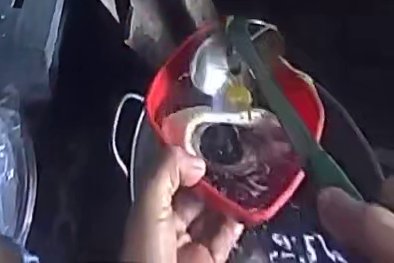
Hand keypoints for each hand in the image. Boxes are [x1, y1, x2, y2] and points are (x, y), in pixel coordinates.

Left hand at [122, 144, 244, 262]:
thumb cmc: (147, 256)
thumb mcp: (148, 207)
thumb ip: (166, 173)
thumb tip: (195, 159)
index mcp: (149, 209)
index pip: (168, 174)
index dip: (184, 159)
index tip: (206, 141)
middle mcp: (169, 225)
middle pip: (191, 193)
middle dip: (208, 177)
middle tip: (230, 155)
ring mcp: (190, 247)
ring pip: (210, 214)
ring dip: (225, 197)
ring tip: (243, 176)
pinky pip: (225, 238)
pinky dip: (235, 223)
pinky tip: (245, 208)